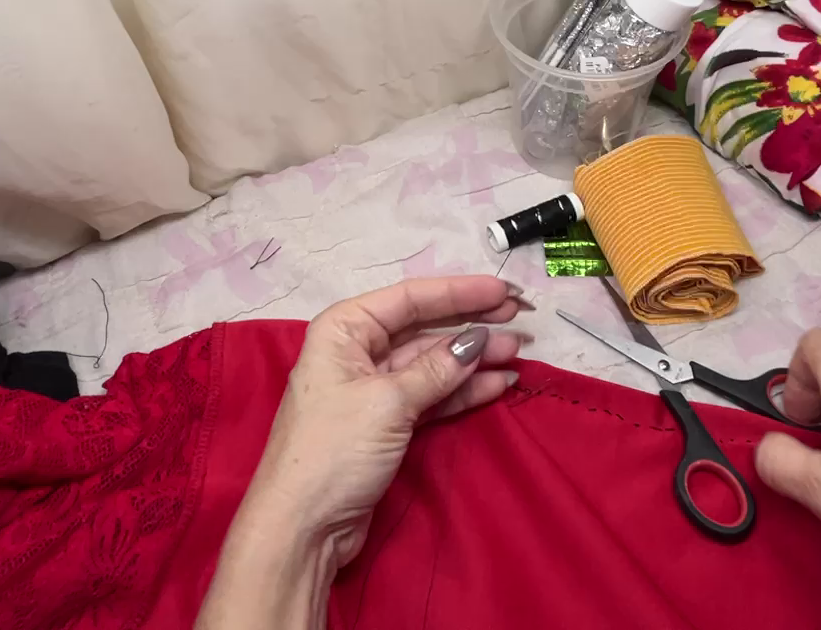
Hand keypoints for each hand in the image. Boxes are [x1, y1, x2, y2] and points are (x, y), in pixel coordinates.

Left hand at [196, 276, 529, 628]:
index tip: (503, 290)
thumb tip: (477, 340)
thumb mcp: (387, 403)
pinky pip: (433, 394)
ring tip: (516, 352)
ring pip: (433, 361)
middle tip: (519, 317)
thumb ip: (436, 369)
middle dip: (471, 322)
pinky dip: (464, 389)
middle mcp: (359, 349)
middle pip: (424, 326)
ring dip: (474, 358)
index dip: (460, 292)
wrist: (301, 530)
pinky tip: (498, 383)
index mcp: (345, 328)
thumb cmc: (334, 449)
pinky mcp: (389, 421)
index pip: (411, 298)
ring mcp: (375, 386)